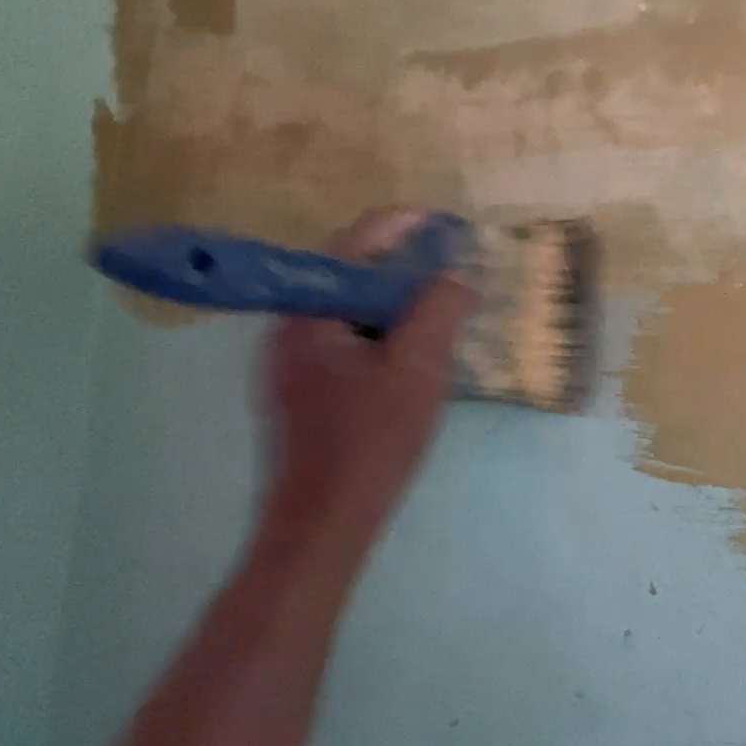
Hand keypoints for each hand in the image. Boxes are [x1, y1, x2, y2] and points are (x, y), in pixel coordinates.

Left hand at [259, 208, 478, 539]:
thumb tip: (458, 273)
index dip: (402, 225)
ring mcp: (290, 359)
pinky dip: (383, 326)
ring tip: (443, 302)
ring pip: (348, 306)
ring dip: (395, 296)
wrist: (322, 522)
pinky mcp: (302, 385)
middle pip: (347, 271)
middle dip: (403, 261)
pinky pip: (346, 334)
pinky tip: (416, 346)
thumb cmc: (370, 441)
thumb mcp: (419, 368)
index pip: (353, 243)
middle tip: (453, 264)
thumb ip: (439, 311)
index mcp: (307, 314)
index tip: (448, 223)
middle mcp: (288, 327)